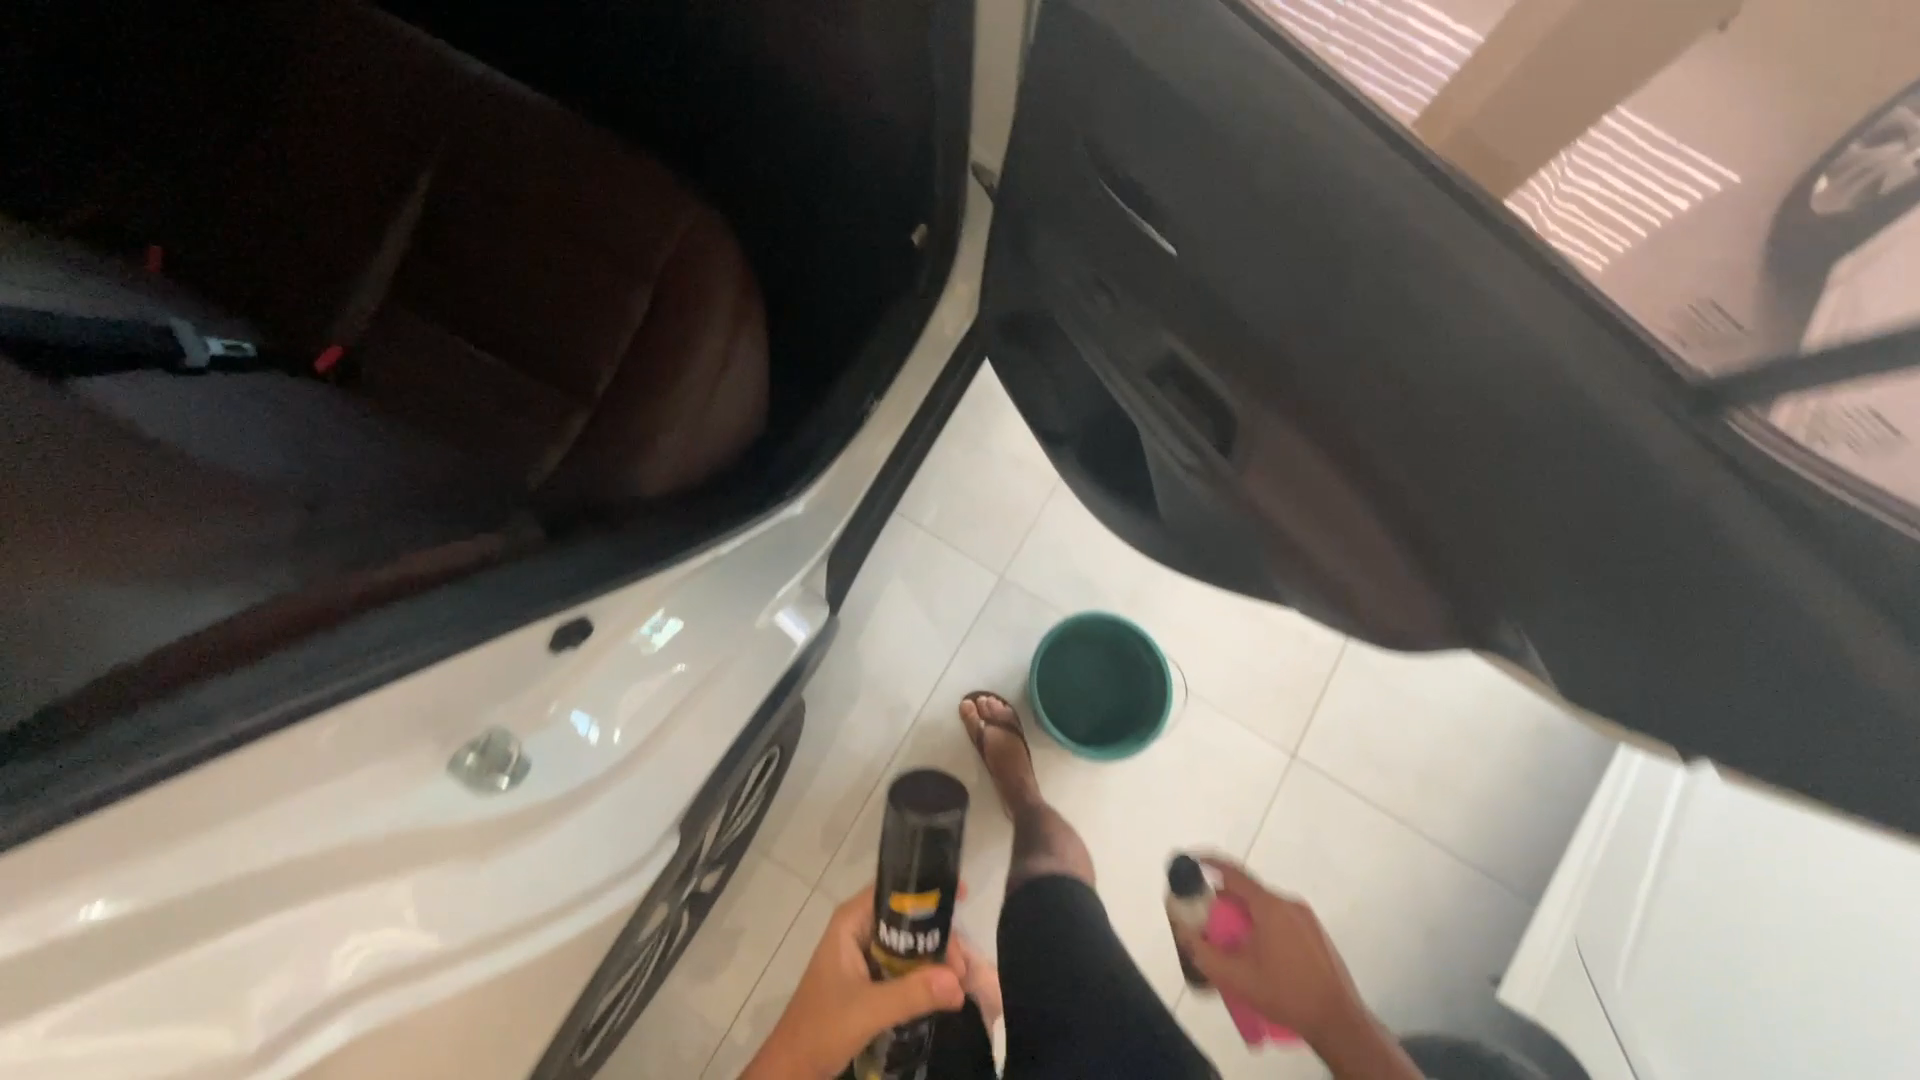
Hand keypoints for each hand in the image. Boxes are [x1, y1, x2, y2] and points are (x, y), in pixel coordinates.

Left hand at [743, 887, 964, 1078]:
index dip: (927, 893)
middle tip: (963, 966)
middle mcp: (859, 931)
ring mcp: (864, 957)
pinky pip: (903, 969)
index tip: (962, 901)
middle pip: (907, 920)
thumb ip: (912, 994)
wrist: (791, 1071)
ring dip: (934, 960)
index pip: (894, 890)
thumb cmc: (820, 1029)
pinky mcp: (869, 982)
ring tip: (960, 982)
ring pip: (908, 946)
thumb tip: (959, 981)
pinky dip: (924, 977)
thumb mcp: (868, 1010)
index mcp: (851, 922)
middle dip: (938, 937)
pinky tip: (945, 992)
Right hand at [1175, 857, 1365, 1046]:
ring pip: (1264, 909)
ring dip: (1245, 921)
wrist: (1337, 1021)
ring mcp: (1306, 918)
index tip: (1192, 861)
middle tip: (1210, 928)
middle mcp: (1289, 904)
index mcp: (1269, 906)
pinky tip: (1261, 960)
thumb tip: (1183, 931)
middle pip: (1247, 893)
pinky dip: (1263, 929)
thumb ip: (1202, 952)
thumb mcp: (1234, 977)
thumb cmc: (1284, 994)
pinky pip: (1281, 921)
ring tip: (1235, 950)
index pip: (1233, 872)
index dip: (1209, 862)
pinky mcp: (1316, 934)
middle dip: (1225, 906)